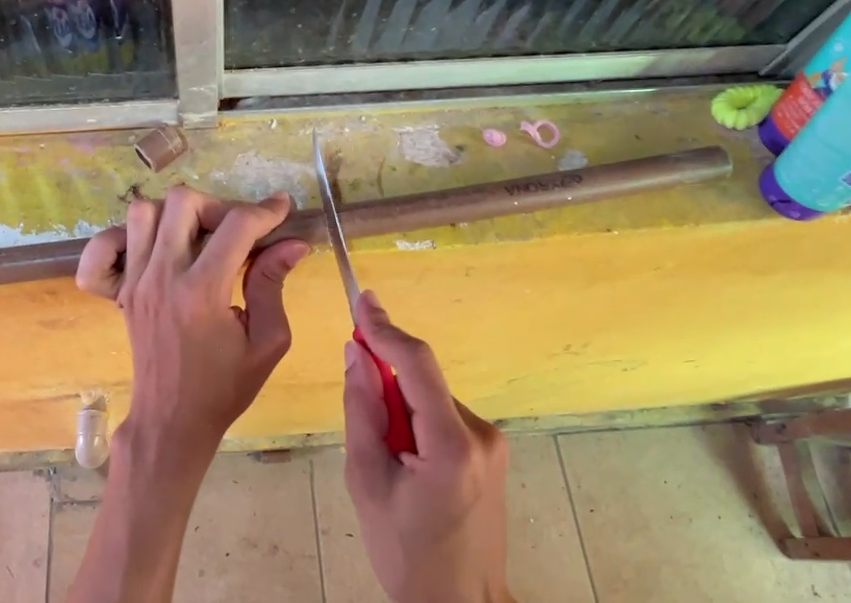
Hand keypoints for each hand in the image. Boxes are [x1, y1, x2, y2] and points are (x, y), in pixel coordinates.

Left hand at [66, 188, 308, 602]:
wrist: (171, 421)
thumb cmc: (224, 386)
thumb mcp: (266, 342)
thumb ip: (274, 285)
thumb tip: (293, 243)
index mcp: (202, 292)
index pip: (236, 225)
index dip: (266, 210)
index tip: (283, 208)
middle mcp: (162, 276)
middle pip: (183, 202)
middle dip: (219, 207)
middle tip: (238, 232)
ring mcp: (136, 280)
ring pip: (144, 211)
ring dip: (178, 213)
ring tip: (201, 236)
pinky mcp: (122, 287)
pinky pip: (108, 242)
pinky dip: (128, 233)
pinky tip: (157, 246)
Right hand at [344, 290, 513, 602]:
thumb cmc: (405, 552)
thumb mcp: (366, 482)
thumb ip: (361, 410)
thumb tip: (357, 352)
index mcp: (451, 444)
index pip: (417, 364)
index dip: (385, 328)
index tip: (360, 299)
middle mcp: (482, 433)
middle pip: (422, 381)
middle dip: (387, 382)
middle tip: (361, 418)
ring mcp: (493, 441)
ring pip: (431, 398)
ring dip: (403, 409)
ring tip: (389, 460)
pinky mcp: (493, 449)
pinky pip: (444, 416)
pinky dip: (419, 422)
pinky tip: (410, 464)